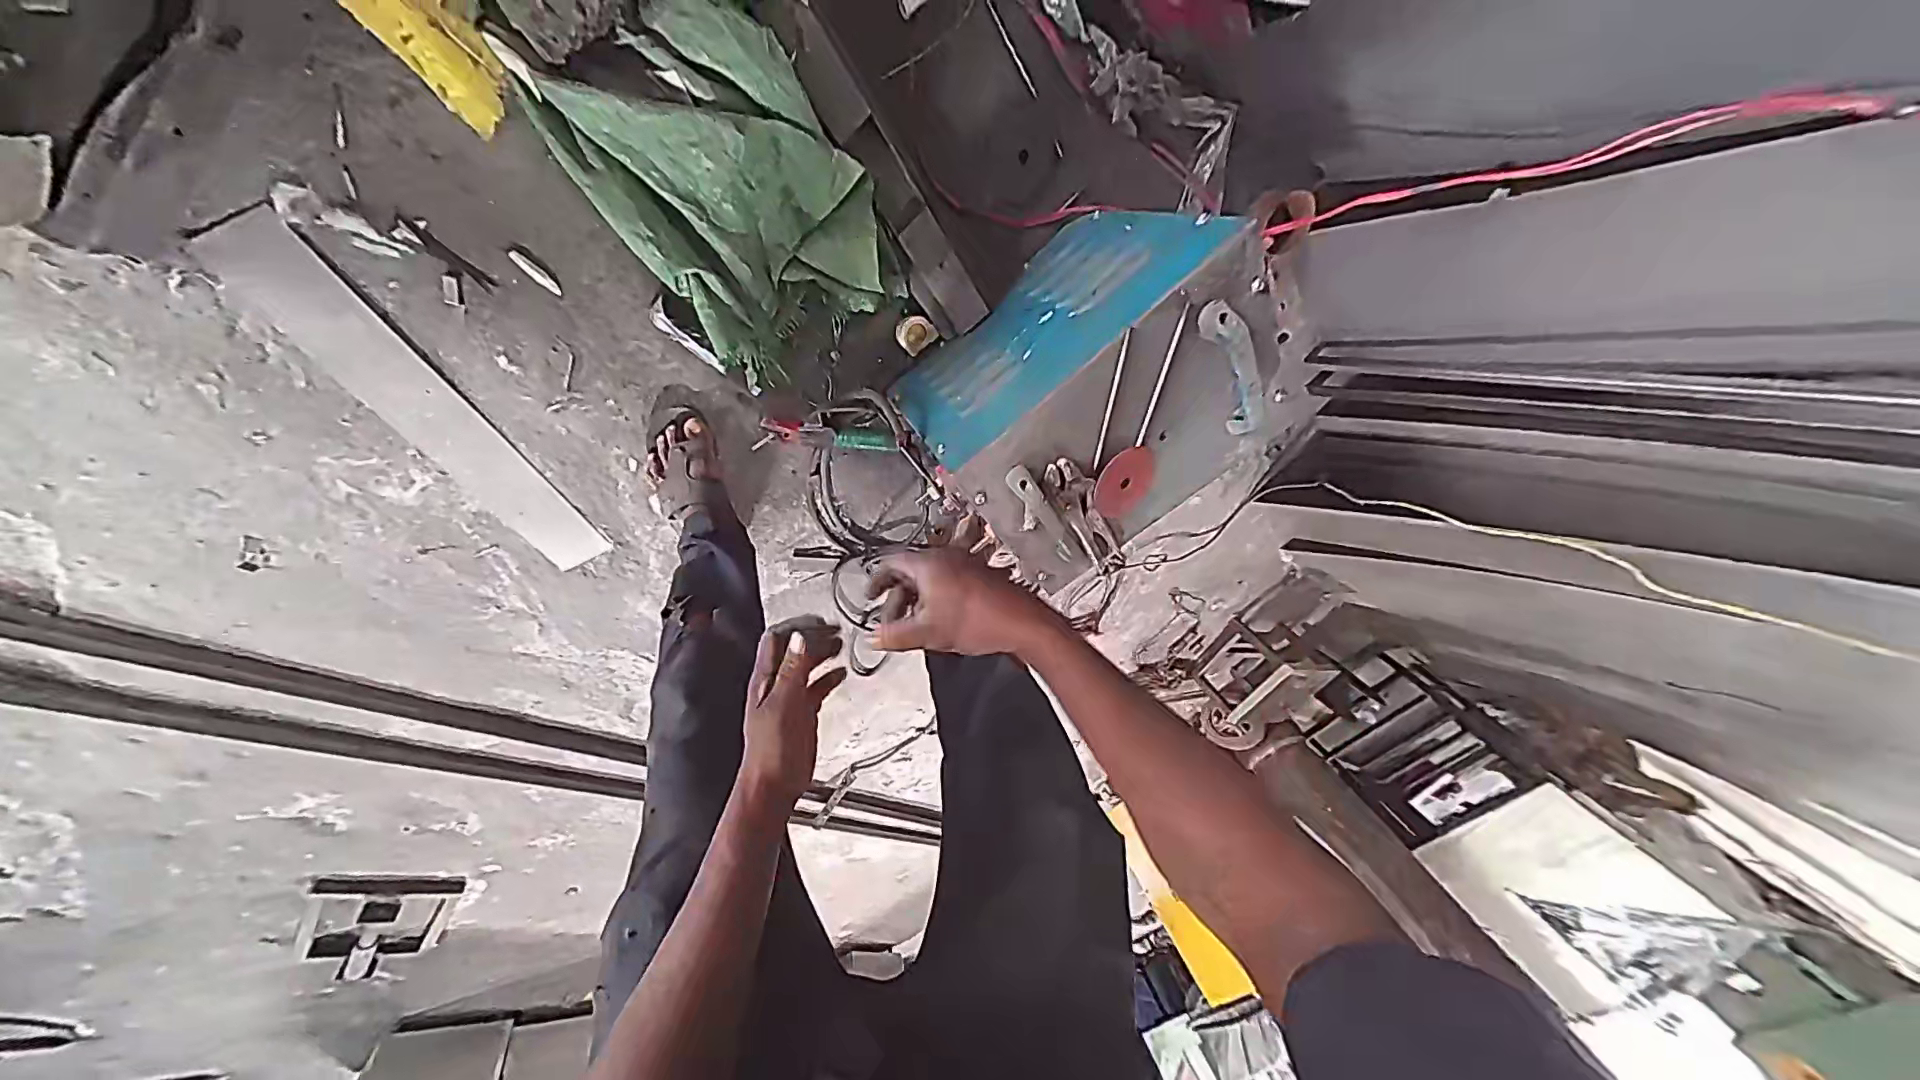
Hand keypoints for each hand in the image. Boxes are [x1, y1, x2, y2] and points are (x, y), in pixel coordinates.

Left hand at [740, 618, 847, 807]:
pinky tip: (839, 674)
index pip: (778, 639)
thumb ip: (792, 671)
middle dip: (814, 636)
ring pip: (807, 666)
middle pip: (794, 650)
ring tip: (840, 645)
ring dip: (823, 653)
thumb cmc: (769, 752)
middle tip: (836, 631)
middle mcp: (775, 685)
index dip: (798, 626)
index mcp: (765, 680)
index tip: (821, 623)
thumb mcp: (783, 705)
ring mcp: (789, 698)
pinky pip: (817, 687)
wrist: (773, 785)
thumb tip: (799, 639)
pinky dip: (829, 678)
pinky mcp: (802, 712)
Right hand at [866, 516, 1067, 656]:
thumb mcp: (928, 633)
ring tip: (917, 619)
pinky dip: (939, 595)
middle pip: (910, 570)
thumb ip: (895, 635)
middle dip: (898, 594)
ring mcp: (966, 563)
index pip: (890, 563)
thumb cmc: (982, 621)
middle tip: (893, 617)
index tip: (872, 594)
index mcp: (928, 564)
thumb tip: (875, 637)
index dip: (877, 581)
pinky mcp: (980, 574)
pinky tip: (943, 616)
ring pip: (931, 576)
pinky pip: (950, 579)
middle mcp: (946, 557)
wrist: (1022, 623)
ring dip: (919, 596)